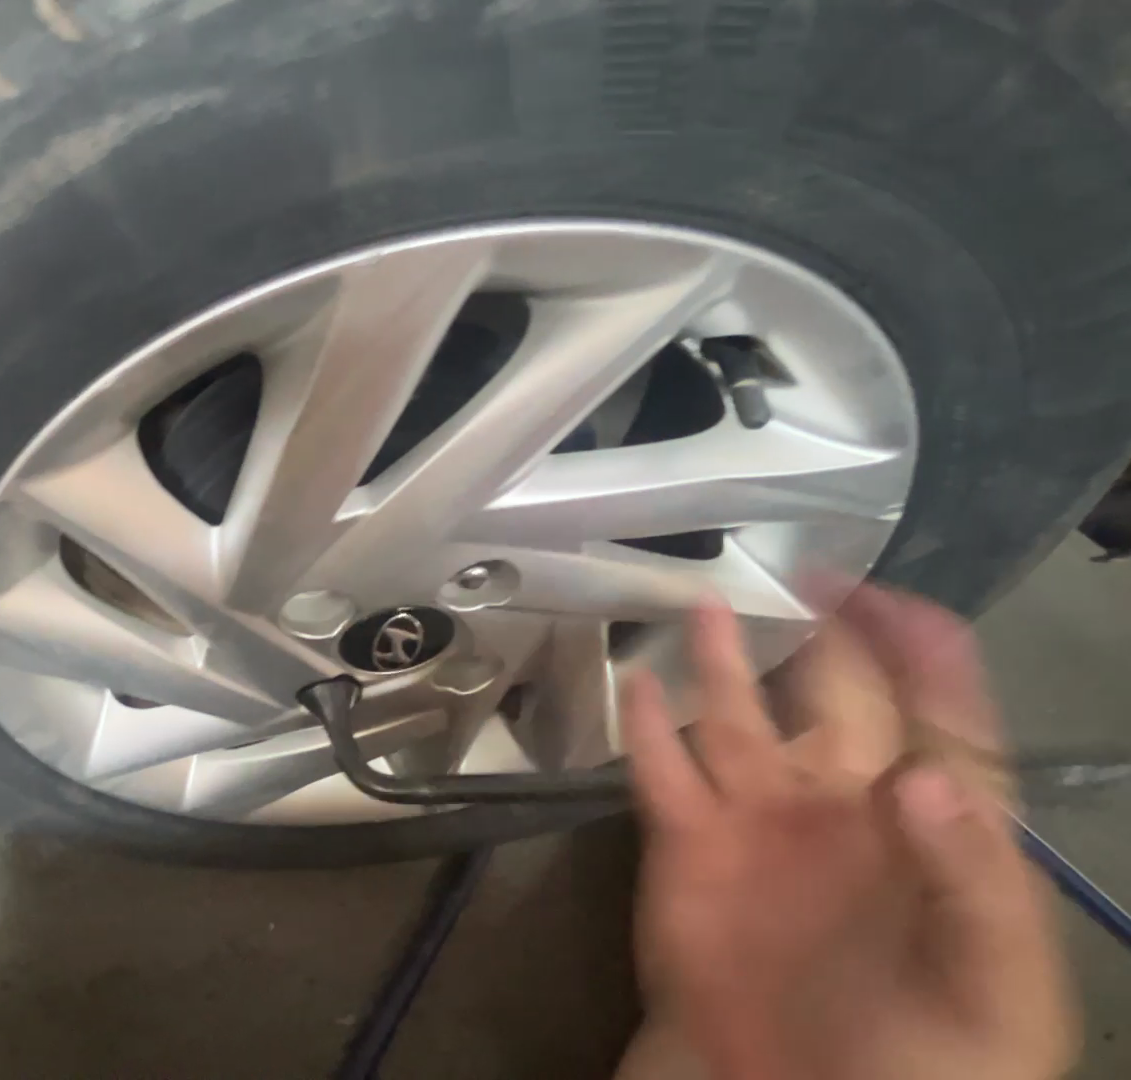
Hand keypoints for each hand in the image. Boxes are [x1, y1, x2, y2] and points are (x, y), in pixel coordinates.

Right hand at [621, 588, 1075, 1079]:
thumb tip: (924, 778)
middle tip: (791, 572)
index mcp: (927, 827)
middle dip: (822, 632)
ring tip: (704, 602)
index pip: (939, 718)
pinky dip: (641, 724)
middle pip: (833, 696)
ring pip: (734, 713)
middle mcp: (836, 800)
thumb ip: (970, 888)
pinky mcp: (682, 835)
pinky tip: (634, 681)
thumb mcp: (990, 997)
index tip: (886, 596)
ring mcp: (752, 813)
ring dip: (720, 659)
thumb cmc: (917, 1059)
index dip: (923, 653)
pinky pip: (658, 766)